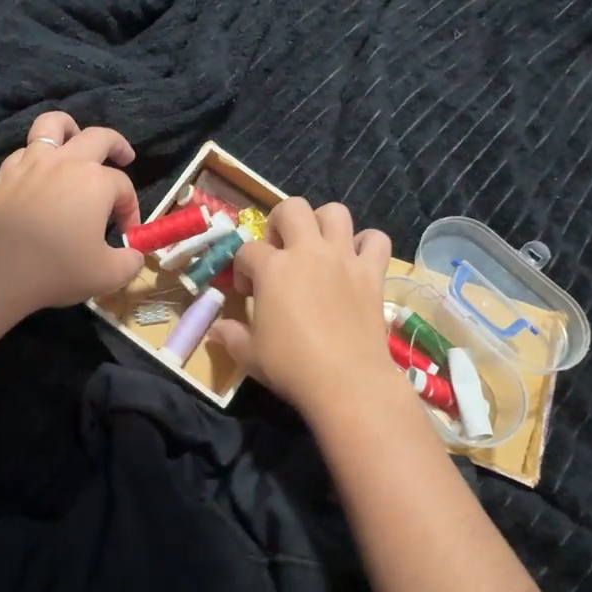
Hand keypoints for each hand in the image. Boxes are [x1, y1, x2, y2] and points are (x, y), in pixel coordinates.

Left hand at [0, 112, 144, 318]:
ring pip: (53, 125)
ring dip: (71, 128)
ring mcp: (32, 163)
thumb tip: (134, 255)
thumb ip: (129, 262)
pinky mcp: (5, 173)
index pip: (124, 187)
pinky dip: (37, 154)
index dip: (131, 209)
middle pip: (99, 137)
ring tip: (76, 139)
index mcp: (96, 182)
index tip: (126, 234)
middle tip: (125, 157)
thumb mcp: (107, 276)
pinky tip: (40, 172)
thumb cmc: (56, 270)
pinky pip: (25, 150)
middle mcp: (67, 162)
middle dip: (118, 145)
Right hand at [208, 198, 397, 420]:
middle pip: (292, 208)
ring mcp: (344, 259)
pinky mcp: (372, 274)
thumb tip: (215, 330)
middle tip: (279, 252)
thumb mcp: (249, 355)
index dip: (242, 267)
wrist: (348, 382)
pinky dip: (367, 244)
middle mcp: (308, 252)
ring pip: (335, 212)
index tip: (248, 292)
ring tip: (316, 247)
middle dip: (279, 222)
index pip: (248, 250)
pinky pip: (376, 240)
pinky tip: (356, 261)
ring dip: (323, 223)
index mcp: (273, 268)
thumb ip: (231, 335)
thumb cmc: (292, 367)